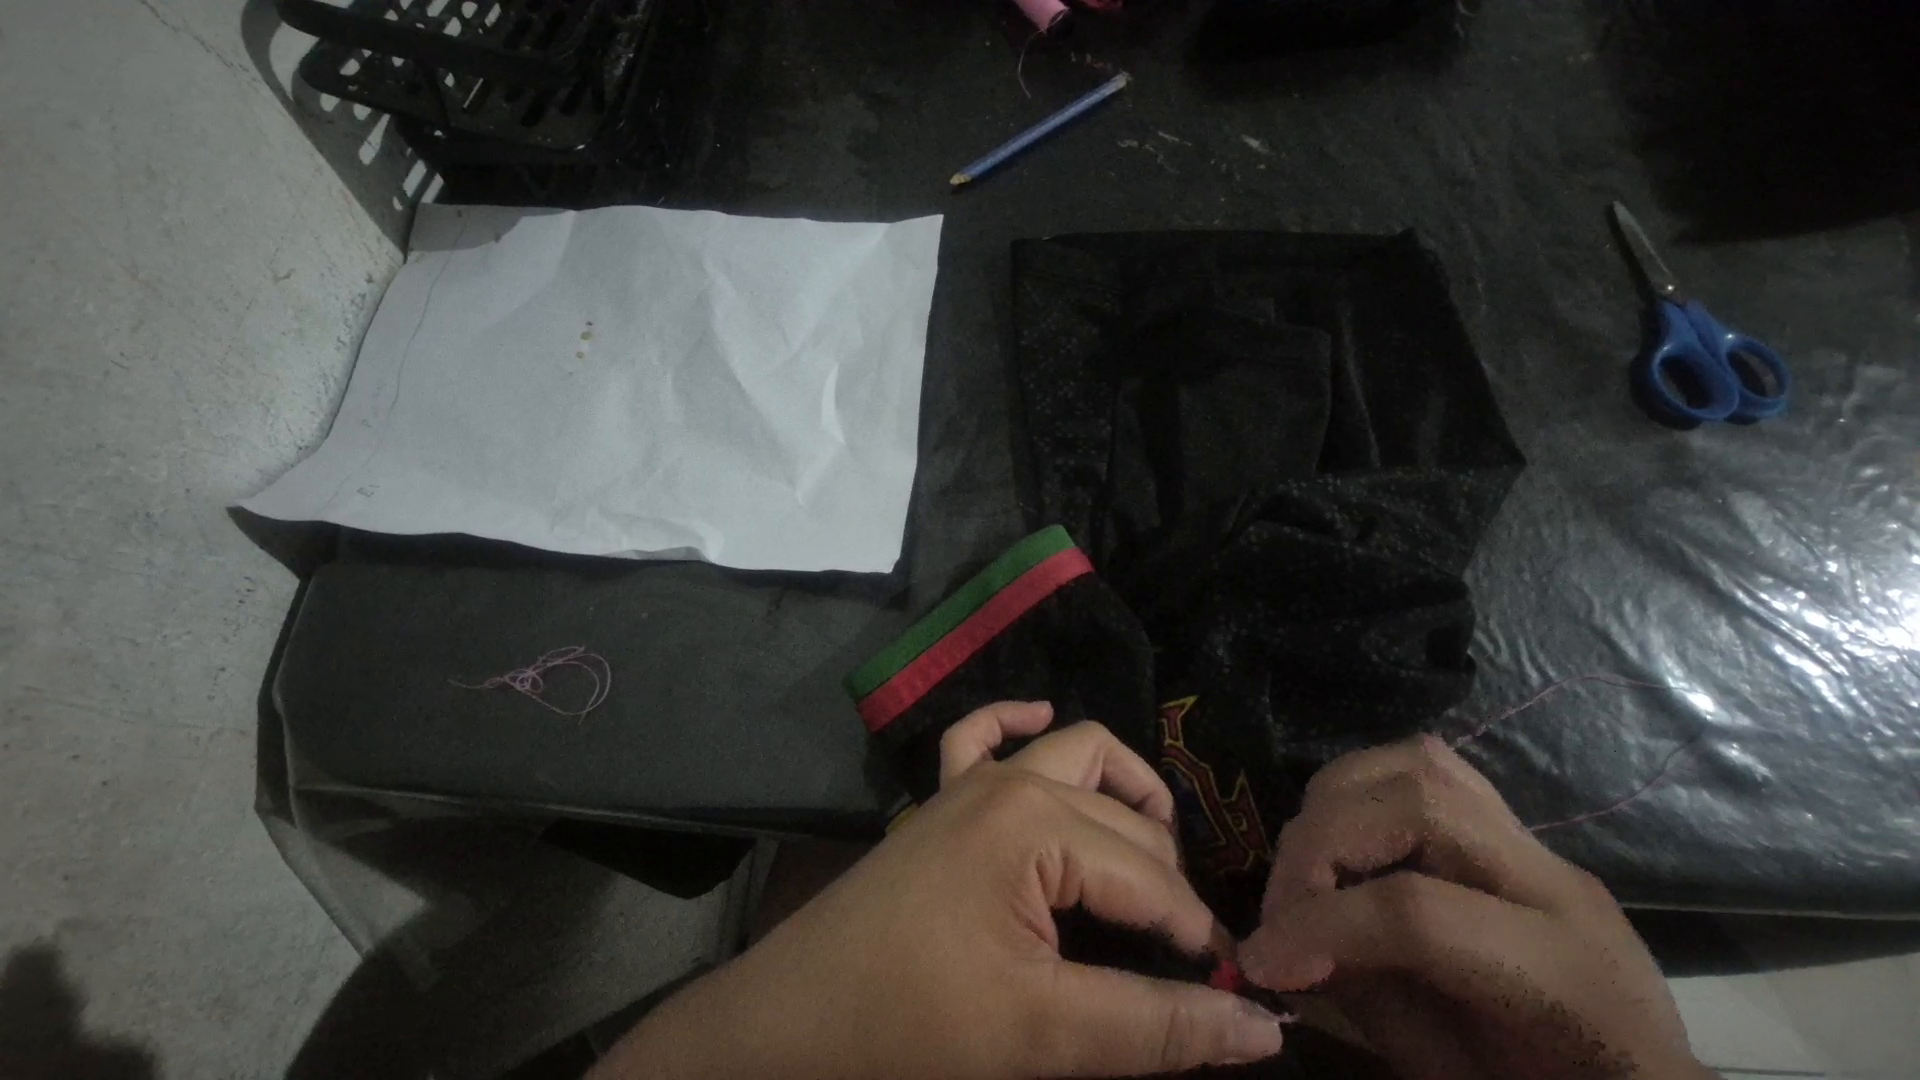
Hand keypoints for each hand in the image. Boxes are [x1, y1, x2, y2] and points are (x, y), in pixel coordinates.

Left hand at [591, 710, 1283, 1079]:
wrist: (789, 1023)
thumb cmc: (911, 1029)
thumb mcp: (1042, 1036)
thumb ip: (1154, 1028)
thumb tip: (1261, 1030)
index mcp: (1037, 824)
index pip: (1152, 880)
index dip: (1200, 940)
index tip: (1234, 994)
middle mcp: (1010, 782)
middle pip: (1123, 819)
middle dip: (1167, 881)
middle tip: (1186, 955)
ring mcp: (968, 781)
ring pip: (1072, 753)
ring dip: (1121, 788)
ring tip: (1155, 848)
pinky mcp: (938, 798)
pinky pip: (981, 734)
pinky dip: (1018, 724)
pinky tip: (1043, 729)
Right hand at [1240, 735, 1710, 1079]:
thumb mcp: (1451, 1075)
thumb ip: (1368, 995)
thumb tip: (1285, 939)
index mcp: (1563, 974)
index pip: (1417, 912)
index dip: (1319, 926)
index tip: (1258, 959)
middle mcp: (1556, 884)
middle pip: (1417, 804)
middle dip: (1318, 847)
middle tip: (1279, 907)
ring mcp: (1537, 843)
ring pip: (1418, 764)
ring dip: (1335, 803)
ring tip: (1306, 866)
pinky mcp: (1512, 827)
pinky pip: (1427, 768)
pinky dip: (1364, 787)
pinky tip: (1342, 836)